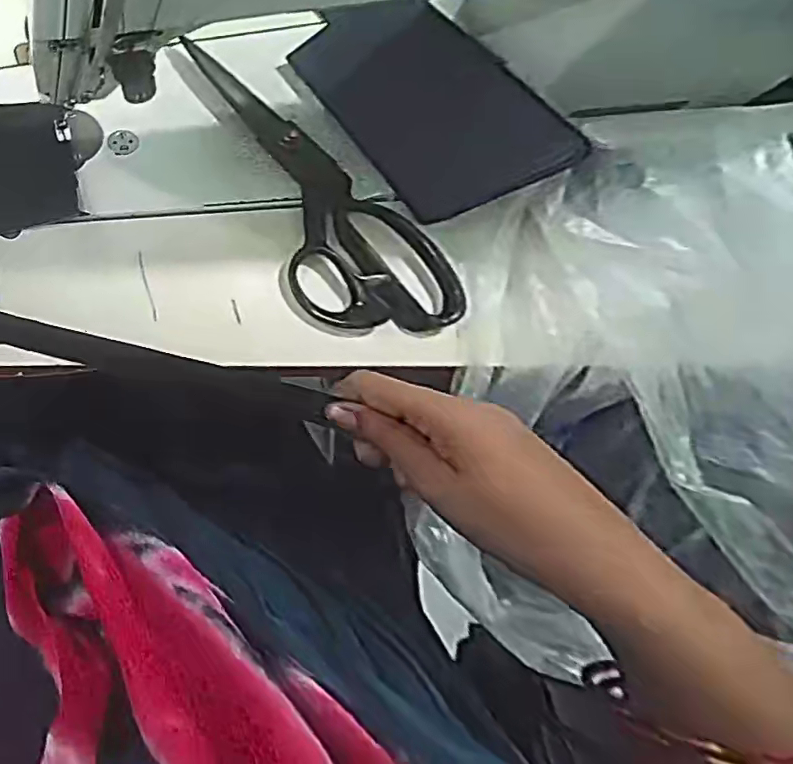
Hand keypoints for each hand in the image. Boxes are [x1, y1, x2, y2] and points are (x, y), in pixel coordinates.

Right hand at [328, 372, 662, 608]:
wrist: (610, 568)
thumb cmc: (518, 528)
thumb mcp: (433, 483)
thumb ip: (383, 438)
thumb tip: (341, 409)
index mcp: (452, 411)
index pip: (373, 382)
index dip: (346, 402)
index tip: (341, 434)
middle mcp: (476, 409)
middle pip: (399, 398)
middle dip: (375, 426)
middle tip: (378, 467)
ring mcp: (499, 425)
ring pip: (424, 417)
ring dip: (403, 442)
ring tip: (412, 482)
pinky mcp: (513, 444)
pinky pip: (453, 431)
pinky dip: (432, 450)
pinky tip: (440, 484)